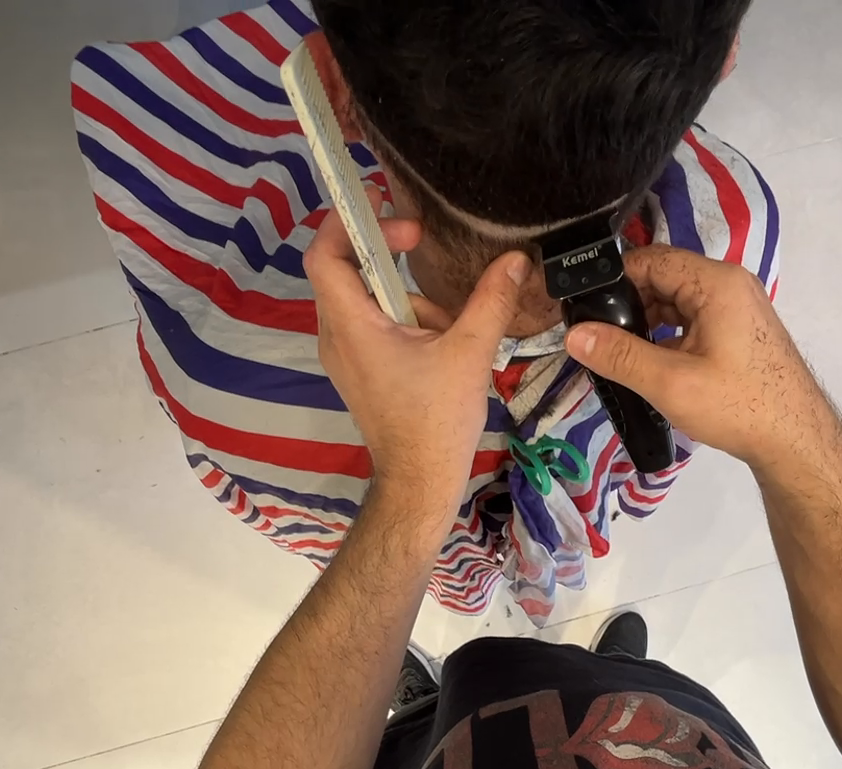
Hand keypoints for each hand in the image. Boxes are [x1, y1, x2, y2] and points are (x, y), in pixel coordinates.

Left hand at [302, 205, 527, 522]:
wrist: (420, 481)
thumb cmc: (437, 421)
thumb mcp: (470, 355)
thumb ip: (491, 301)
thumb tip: (516, 259)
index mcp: (352, 327)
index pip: (324, 254)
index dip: (350, 221)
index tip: (392, 213)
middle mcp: (337, 337)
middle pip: (344, 271)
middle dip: (385, 254)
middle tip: (421, 243)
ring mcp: (344, 358)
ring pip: (365, 301)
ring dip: (404, 296)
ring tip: (446, 324)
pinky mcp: (359, 373)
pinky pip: (372, 327)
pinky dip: (403, 322)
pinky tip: (440, 348)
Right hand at [564, 245, 829, 475]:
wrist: (794, 440)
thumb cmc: (736, 405)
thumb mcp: (670, 382)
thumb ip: (619, 356)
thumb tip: (573, 335)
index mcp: (715, 283)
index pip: (652, 259)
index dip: (614, 280)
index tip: (583, 309)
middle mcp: (729, 284)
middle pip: (664, 278)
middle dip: (629, 305)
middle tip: (598, 338)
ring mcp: (737, 307)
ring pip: (676, 302)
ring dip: (648, 324)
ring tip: (620, 356)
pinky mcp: (739, 331)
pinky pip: (692, 320)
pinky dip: (668, 336)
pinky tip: (651, 366)